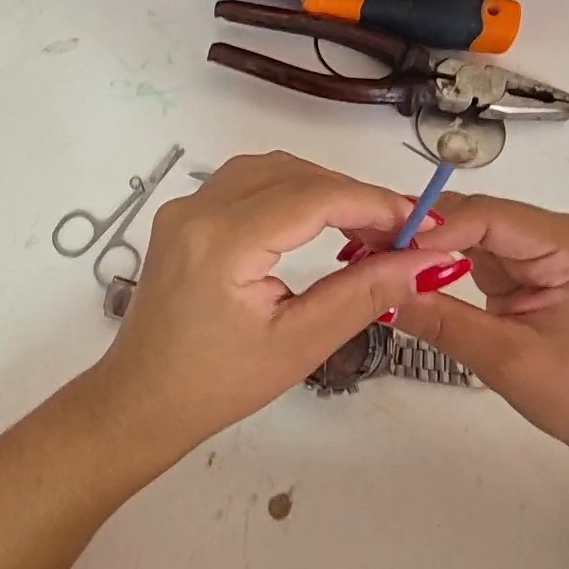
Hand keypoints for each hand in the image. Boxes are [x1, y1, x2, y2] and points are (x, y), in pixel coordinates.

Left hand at [94, 152, 457, 452]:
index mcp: (222, 241)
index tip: (420, 222)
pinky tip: (314, 221)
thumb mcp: (298, 344)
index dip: (372, 202)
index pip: (312, 196)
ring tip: (363, 227)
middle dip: (350, 194)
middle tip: (398, 231)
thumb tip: (425, 260)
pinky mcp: (180, 218)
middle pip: (291, 173)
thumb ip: (363, 294)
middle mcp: (197, 210)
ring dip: (318, 188)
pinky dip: (286, 192)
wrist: (143, 398)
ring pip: (267, 170)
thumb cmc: (218, 384)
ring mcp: (182, 209)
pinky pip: (242, 183)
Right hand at [389, 194, 568, 466]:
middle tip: (365, 245)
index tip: (385, 246)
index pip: (493, 217)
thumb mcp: (505, 360)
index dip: (436, 225)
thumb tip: (378, 291)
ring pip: (467, 230)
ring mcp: (541, 249)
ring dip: (422, 243)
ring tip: (373, 254)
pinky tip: (399, 266)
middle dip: (421, 230)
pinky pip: (470, 251)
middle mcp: (559, 235)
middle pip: (477, 216)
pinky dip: (435, 259)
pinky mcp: (524, 267)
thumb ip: (441, 320)